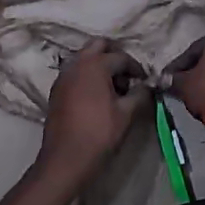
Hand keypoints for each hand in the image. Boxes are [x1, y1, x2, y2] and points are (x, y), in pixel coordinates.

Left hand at [37, 40, 148, 185]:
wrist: (66, 159)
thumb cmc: (100, 133)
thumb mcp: (127, 113)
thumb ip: (140, 94)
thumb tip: (148, 86)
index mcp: (95, 65)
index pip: (121, 57)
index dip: (136, 68)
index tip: (144, 81)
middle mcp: (76, 64)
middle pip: (98, 46)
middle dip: (114, 55)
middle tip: (127, 75)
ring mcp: (63, 77)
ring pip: (84, 58)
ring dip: (99, 65)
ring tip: (113, 87)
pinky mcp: (56, 90)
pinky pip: (75, 73)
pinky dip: (87, 76)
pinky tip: (97, 96)